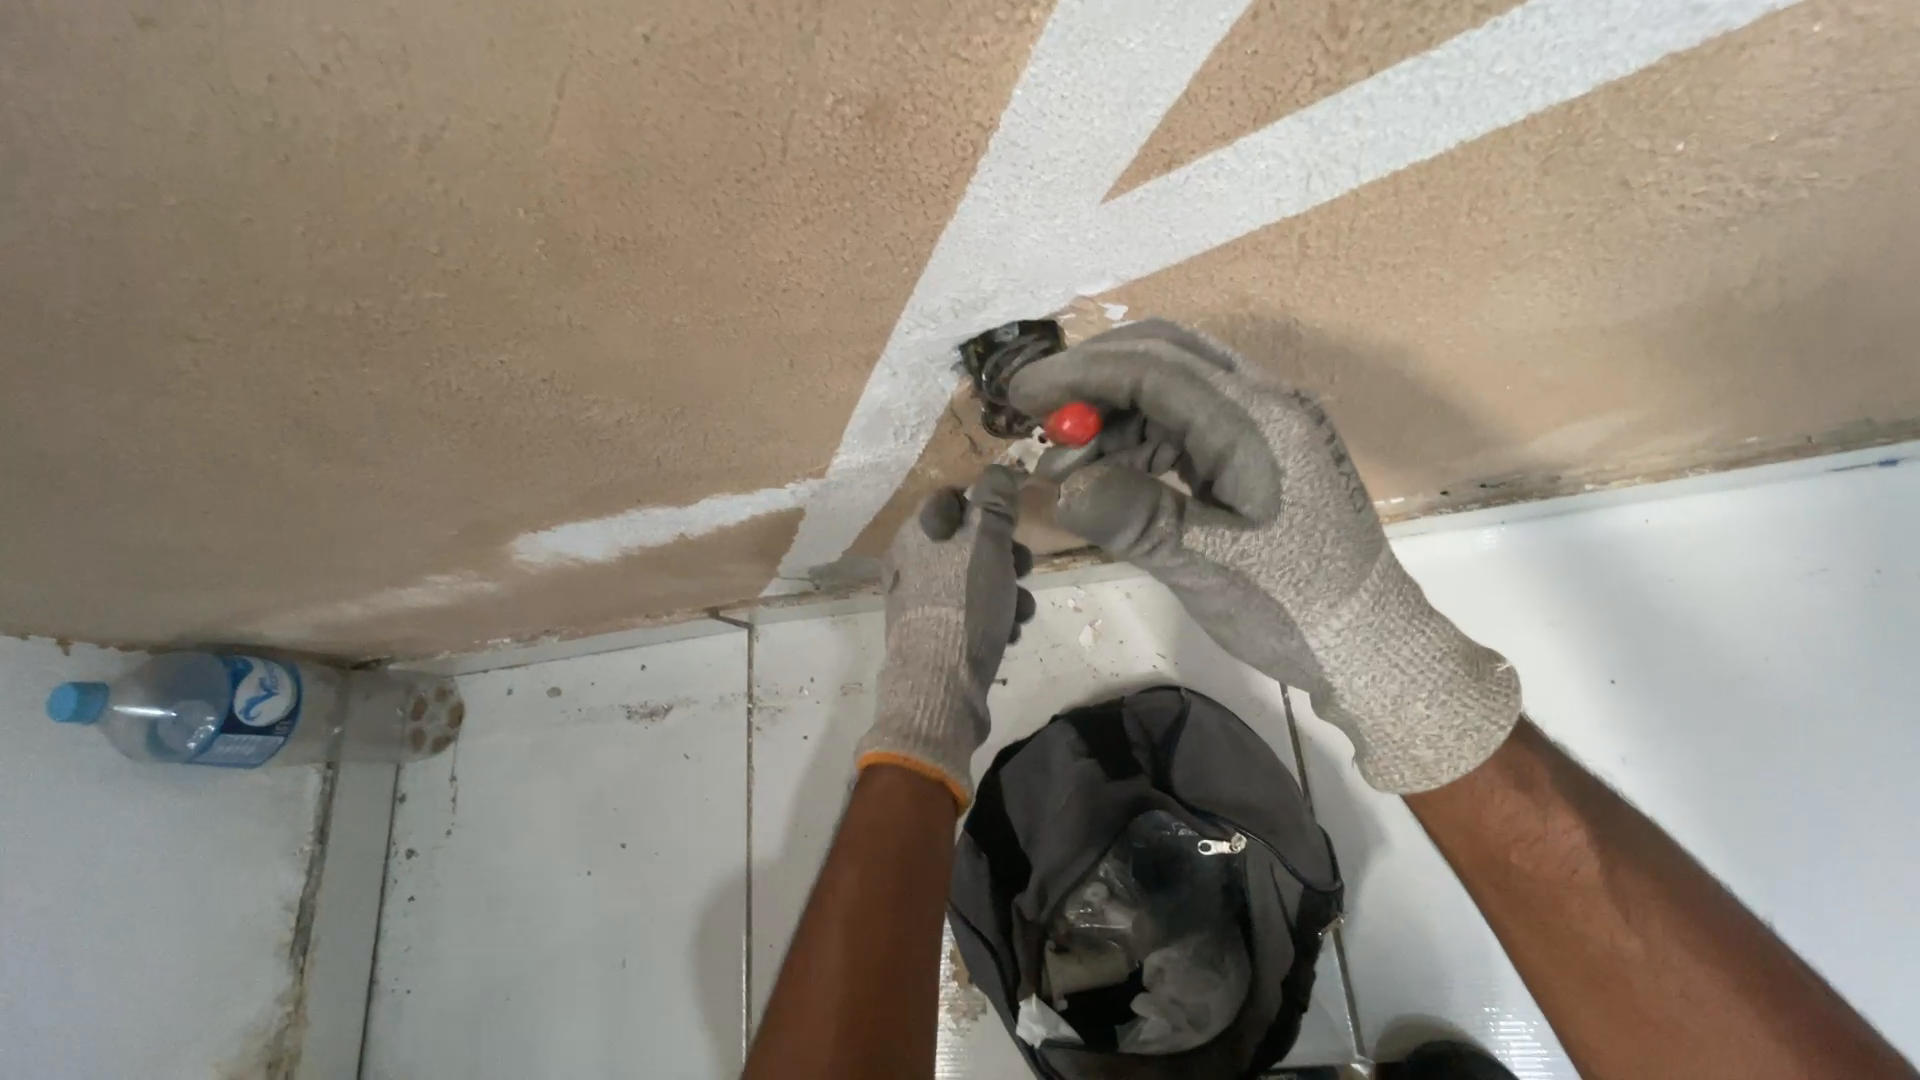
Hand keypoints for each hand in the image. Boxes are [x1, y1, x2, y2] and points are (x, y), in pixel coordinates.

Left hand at [855, 465, 1035, 809]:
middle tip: (1024, 568)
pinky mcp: (936, 634)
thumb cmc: (962, 604)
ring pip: (977, 579)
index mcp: (915, 534)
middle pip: (970, 541)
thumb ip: (993, 504)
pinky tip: (1009, 633)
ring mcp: (922, 601)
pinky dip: (994, 618)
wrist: (939, 686)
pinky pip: (972, 612)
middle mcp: (912, 563)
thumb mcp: (985, 544)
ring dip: (1008, 590)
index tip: (1013, 521)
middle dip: (1006, 554)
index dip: (987, 505)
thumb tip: (997, 472)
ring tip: (1020, 611)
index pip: (952, 499)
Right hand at [1009, 319, 1519, 792]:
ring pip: (1174, 389)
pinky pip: (1190, 424)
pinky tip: (1108, 475)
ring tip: (1066, 468)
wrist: (1367, 642)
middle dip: (1095, 379)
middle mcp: (1267, 402)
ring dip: (1114, 416)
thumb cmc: (1292, 607)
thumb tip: (1058, 488)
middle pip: (1166, 356)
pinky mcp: (1263, 451)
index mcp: (1259, 421)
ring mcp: (1268, 424)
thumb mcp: (1204, 565)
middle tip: (1041, 417)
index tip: (1022, 394)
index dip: (1081, 374)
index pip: (1156, 368)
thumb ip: (1131, 517)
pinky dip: (1141, 441)